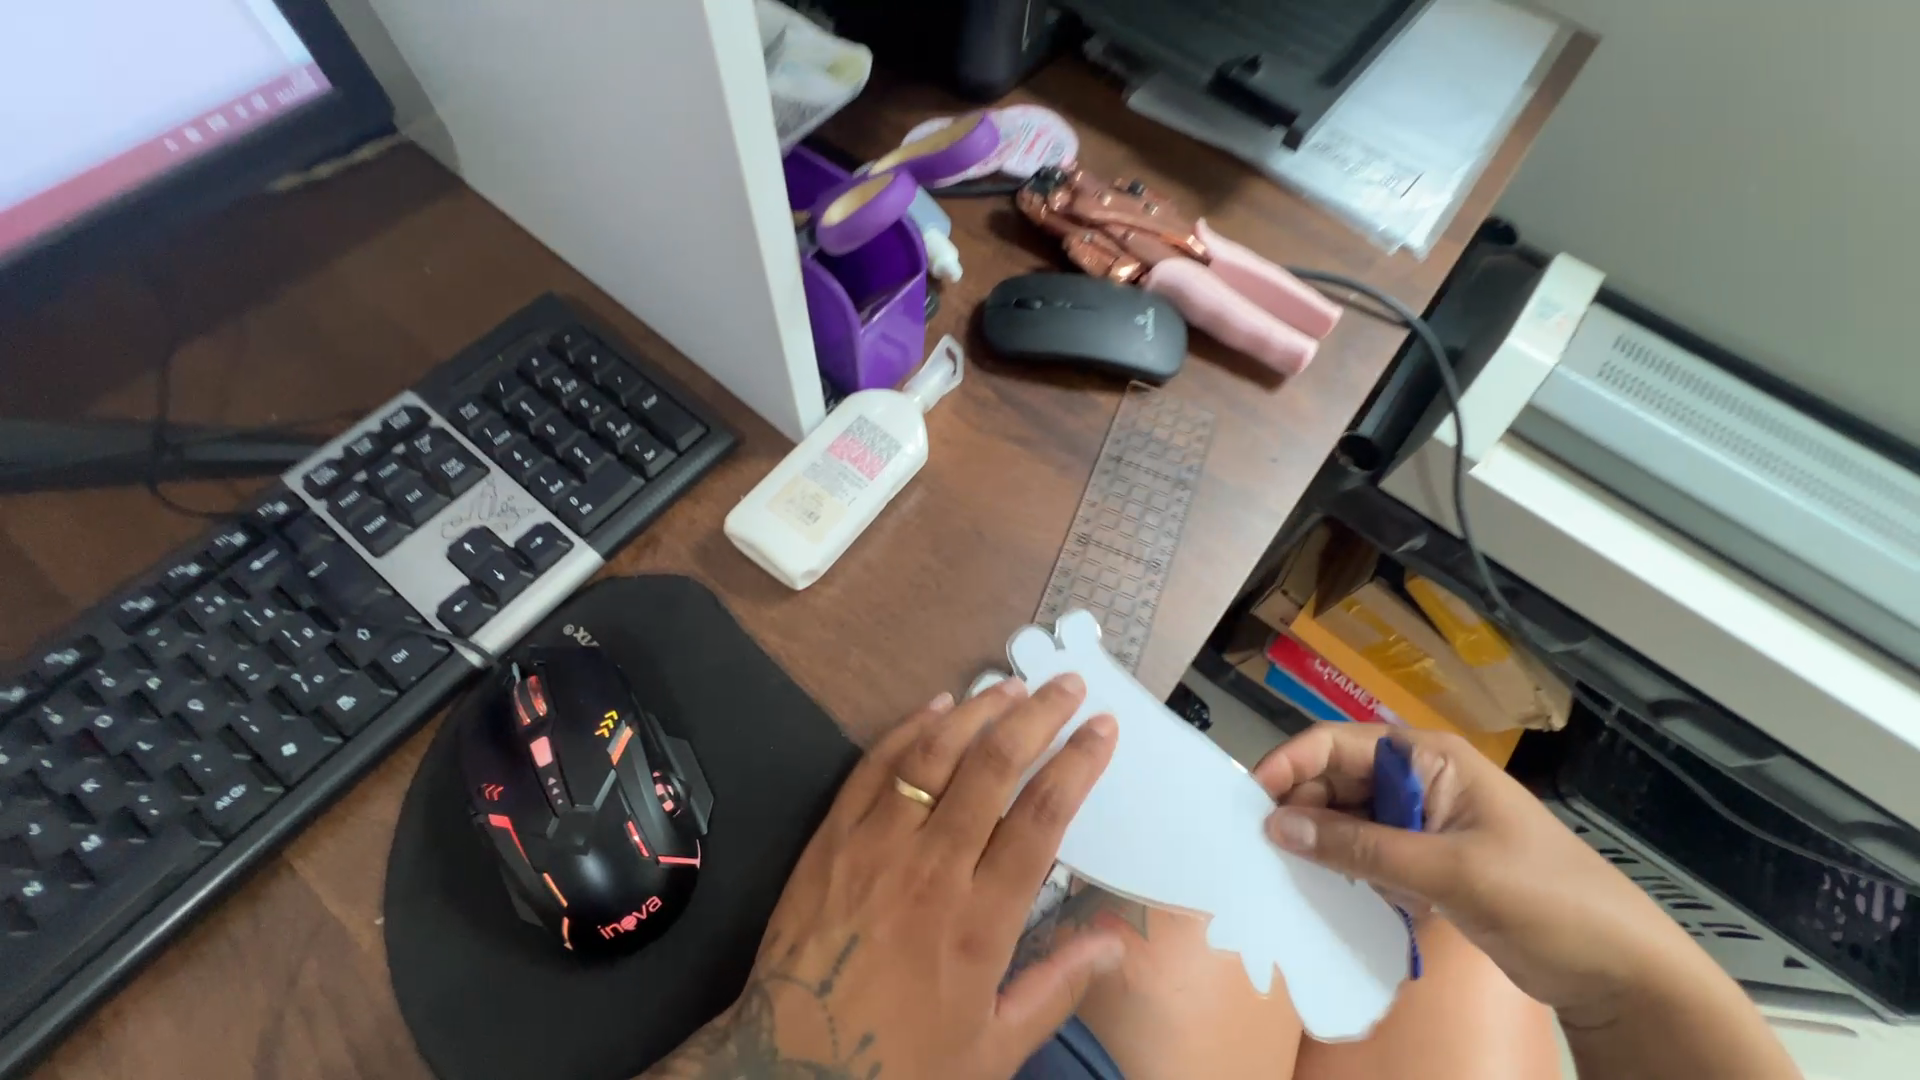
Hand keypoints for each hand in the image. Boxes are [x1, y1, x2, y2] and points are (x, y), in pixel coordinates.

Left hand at [651, 675, 1123, 1079]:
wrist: (793, 1064)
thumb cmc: (904, 1059)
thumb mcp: (993, 1046)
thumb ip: (1058, 987)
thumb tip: (1117, 941)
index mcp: (982, 918)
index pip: (1042, 818)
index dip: (1078, 764)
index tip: (1102, 727)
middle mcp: (934, 867)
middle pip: (994, 769)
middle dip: (1038, 717)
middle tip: (1067, 685)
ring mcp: (878, 843)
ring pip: (935, 755)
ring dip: (979, 711)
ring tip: (1011, 685)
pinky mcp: (834, 836)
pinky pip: (876, 766)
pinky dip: (909, 728)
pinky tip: (938, 705)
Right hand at [1254, 723, 1697, 1027]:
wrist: (1623, 973)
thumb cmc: (1547, 899)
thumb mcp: (1450, 871)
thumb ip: (1360, 848)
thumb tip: (1277, 827)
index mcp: (1428, 759)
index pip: (1337, 744)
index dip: (1289, 763)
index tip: (1250, 799)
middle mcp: (1416, 780)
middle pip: (1334, 779)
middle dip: (1296, 806)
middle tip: (1259, 844)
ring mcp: (1418, 822)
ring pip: (1343, 818)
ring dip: (1314, 839)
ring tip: (1279, 869)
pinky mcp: (1420, 861)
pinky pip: (1361, 852)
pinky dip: (1337, 866)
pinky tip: (1318, 889)